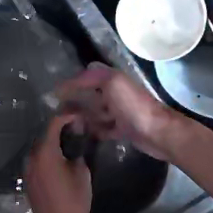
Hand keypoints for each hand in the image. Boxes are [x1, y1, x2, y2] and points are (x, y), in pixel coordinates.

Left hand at [25, 112, 92, 212]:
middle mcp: (32, 156)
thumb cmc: (73, 200)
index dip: (68, 114)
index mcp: (45, 152)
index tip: (81, 112)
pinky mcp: (29, 178)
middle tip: (80, 123)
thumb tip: (78, 136)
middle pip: (46, 133)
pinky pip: (39, 158)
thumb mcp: (82, 171)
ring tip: (73, 137)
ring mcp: (28, 168)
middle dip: (62, 125)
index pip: (54, 123)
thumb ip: (78, 149)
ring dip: (56, 139)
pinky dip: (51, 152)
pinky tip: (64, 154)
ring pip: (42, 146)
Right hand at [55, 64, 183, 160]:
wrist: (157, 133)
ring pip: (95, 113)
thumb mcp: (111, 83)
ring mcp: (119, 112)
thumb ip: (90, 77)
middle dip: (75, 103)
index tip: (54, 93)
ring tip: (69, 126)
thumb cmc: (133, 105)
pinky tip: (84, 136)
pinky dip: (94, 131)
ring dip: (83, 118)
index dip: (72, 83)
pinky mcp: (122, 130)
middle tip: (58, 114)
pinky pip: (103, 129)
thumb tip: (65, 82)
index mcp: (113, 79)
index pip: (87, 76)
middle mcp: (115, 93)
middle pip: (89, 96)